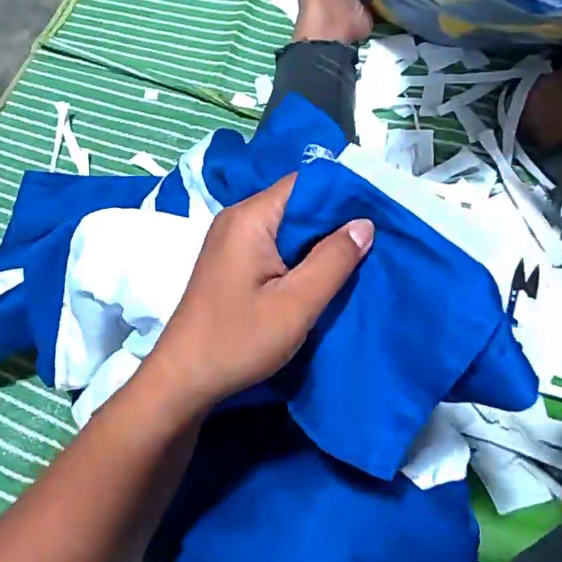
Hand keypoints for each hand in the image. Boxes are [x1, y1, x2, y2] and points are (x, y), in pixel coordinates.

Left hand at [141, 174, 373, 412]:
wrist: (184, 377)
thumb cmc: (238, 339)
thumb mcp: (295, 304)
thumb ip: (333, 260)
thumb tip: (364, 223)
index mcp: (250, 217)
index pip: (303, 184)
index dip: (341, 195)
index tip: (376, 213)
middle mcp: (238, 217)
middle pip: (295, 203)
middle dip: (333, 221)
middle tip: (374, 240)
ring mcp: (231, 239)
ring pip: (286, 226)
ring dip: (317, 241)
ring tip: (356, 258)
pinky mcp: (231, 260)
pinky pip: (273, 244)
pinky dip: (298, 255)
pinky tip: (321, 275)